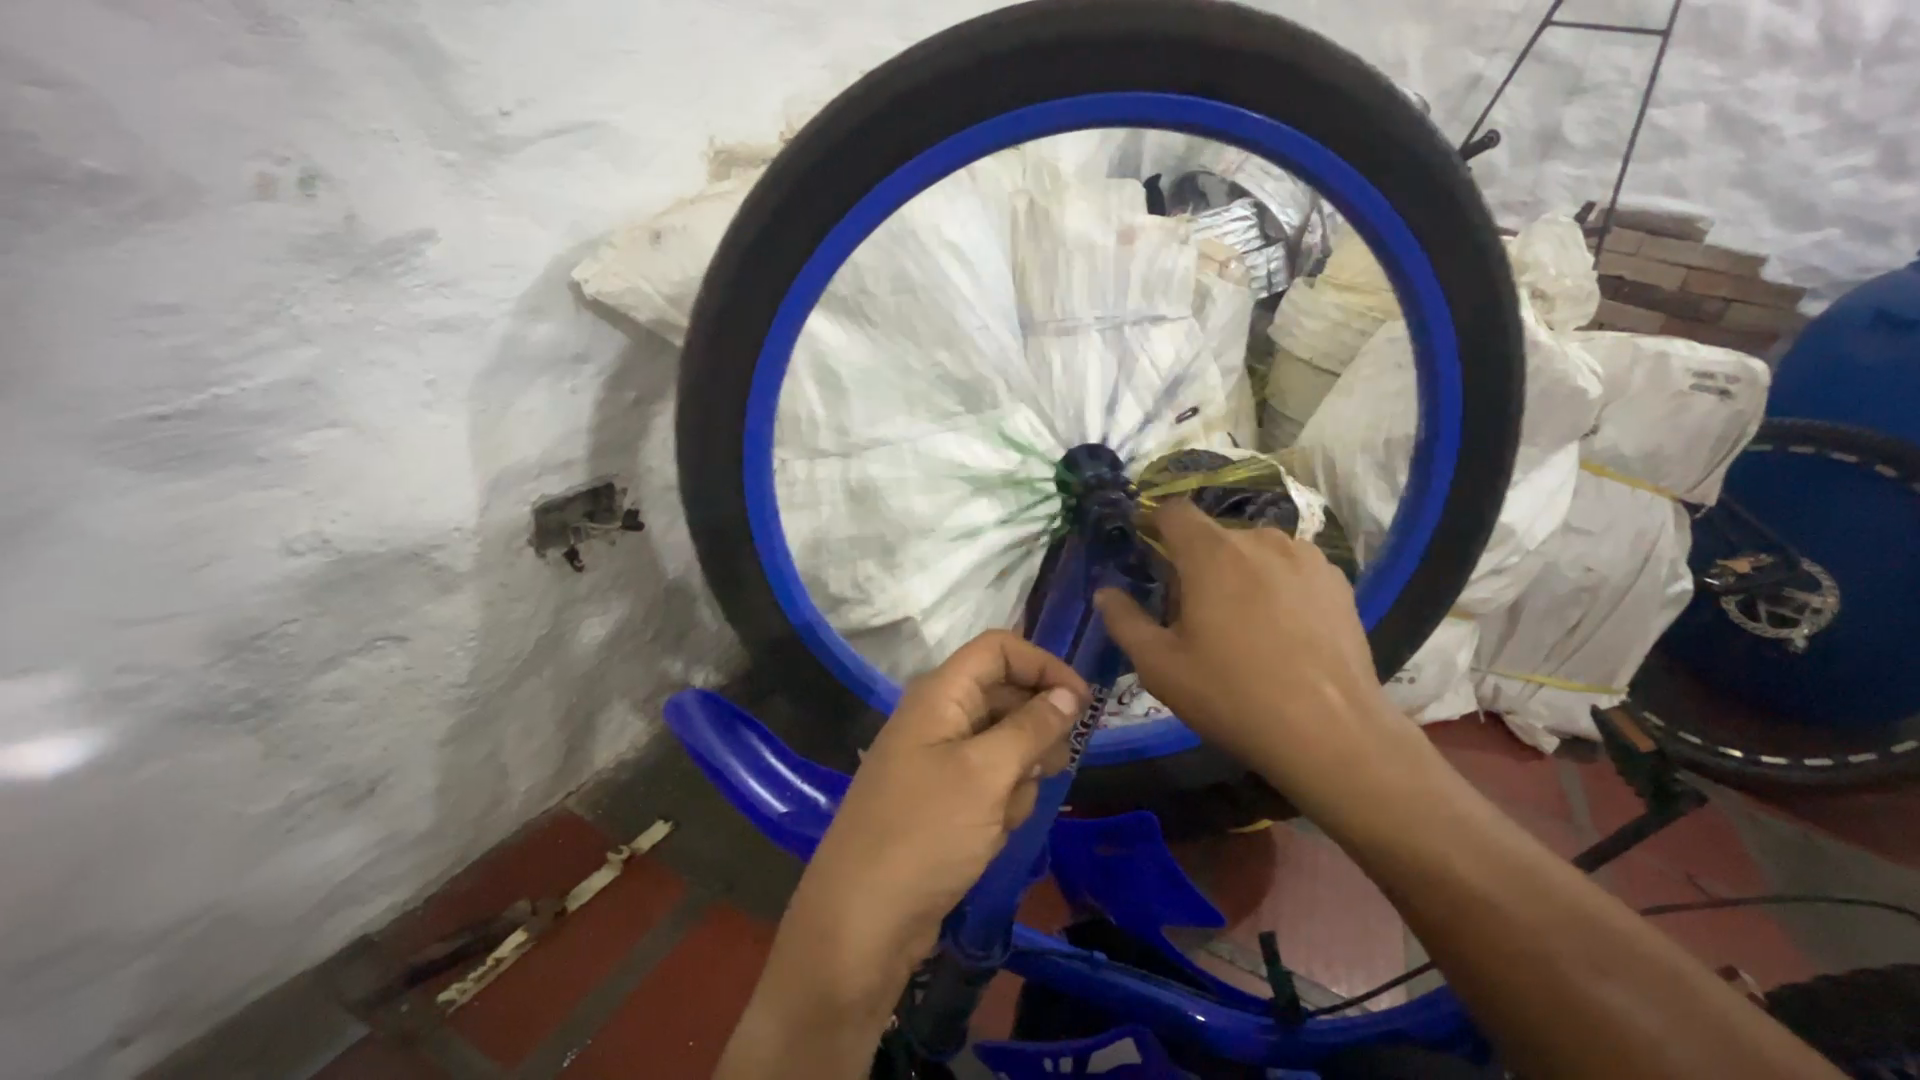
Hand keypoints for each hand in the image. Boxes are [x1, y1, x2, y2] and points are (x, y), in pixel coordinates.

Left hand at [792, 630, 1088, 971]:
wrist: (864, 921)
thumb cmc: (925, 834)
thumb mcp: (987, 774)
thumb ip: (1032, 727)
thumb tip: (1070, 692)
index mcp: (939, 695)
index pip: (999, 649)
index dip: (1043, 665)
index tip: (1083, 703)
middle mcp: (937, 719)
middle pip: (1006, 697)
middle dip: (1035, 732)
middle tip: (1049, 769)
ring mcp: (938, 763)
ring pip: (1005, 747)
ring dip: (1018, 778)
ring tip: (1003, 814)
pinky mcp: (943, 804)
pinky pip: (990, 786)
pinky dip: (1001, 806)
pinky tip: (990, 837)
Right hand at [1095, 500, 1417, 805]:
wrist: (1330, 731)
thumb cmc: (1232, 695)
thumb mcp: (1160, 666)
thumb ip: (1125, 621)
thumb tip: (1106, 592)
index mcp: (1212, 552)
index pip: (1173, 511)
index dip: (1155, 527)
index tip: (1149, 560)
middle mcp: (1261, 539)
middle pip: (1215, 537)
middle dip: (1197, 565)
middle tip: (1194, 616)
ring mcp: (1307, 557)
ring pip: (1256, 553)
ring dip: (1240, 575)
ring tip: (1244, 627)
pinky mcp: (1338, 581)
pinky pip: (1292, 570)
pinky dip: (1278, 588)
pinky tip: (1284, 633)